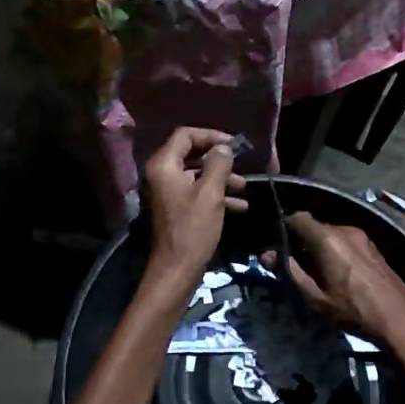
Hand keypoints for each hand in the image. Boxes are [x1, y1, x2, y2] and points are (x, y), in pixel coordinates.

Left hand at [144, 127, 247, 282]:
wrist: (176, 268)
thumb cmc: (193, 229)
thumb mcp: (211, 193)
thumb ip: (218, 164)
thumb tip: (223, 148)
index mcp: (163, 165)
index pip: (185, 135)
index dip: (211, 136)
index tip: (235, 145)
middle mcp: (160, 174)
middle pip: (190, 153)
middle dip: (218, 159)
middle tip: (241, 165)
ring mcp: (165, 192)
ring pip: (195, 174)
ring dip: (220, 178)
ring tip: (244, 187)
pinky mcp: (173, 208)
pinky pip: (194, 192)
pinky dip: (214, 194)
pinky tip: (238, 205)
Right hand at [268, 212, 404, 351]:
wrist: (399, 318)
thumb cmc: (353, 310)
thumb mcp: (314, 297)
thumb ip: (290, 272)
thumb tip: (267, 255)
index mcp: (327, 238)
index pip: (297, 218)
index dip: (283, 230)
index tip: (276, 248)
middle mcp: (344, 230)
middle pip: (313, 226)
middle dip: (299, 241)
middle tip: (291, 265)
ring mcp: (361, 237)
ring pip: (329, 234)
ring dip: (317, 247)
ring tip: (313, 272)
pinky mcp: (372, 246)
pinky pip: (344, 240)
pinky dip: (333, 250)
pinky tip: (334, 273)